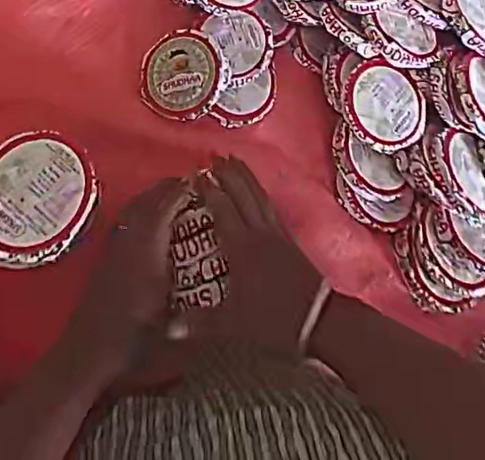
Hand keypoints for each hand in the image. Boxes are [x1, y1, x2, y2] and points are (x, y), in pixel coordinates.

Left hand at [64, 177, 191, 375]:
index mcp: (147, 250)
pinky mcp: (106, 258)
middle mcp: (130, 242)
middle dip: (168, 187)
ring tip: (173, 195)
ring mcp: (115, 248)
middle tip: (190, 183)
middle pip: (147, 201)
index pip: (163, 208)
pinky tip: (151, 221)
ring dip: (153, 196)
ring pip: (134, 208)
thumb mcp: (172, 328)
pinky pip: (127, 219)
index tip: (199, 182)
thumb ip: (200, 318)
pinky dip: (141, 209)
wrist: (86, 356)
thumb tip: (230, 313)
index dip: (181, 191)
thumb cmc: (132, 342)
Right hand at [194, 156, 326, 355]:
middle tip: (215, 156)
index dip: (210, 191)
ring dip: (246, 176)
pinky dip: (261, 191)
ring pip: (258, 196)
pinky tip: (258, 188)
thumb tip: (166, 328)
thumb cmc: (273, 322)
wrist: (318, 320)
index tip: (197, 174)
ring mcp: (277, 233)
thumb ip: (198, 322)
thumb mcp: (232, 324)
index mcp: (243, 248)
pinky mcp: (289, 239)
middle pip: (242, 195)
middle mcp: (260, 233)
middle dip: (228, 174)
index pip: (223, 210)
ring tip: (235, 160)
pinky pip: (270, 206)